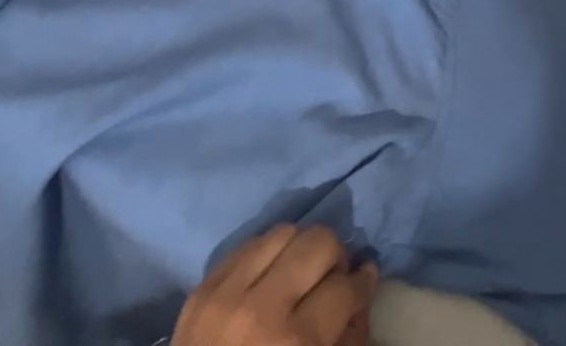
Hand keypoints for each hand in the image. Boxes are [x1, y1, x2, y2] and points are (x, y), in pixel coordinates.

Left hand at [172, 224, 377, 345]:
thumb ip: (351, 336)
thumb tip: (363, 284)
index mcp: (296, 342)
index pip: (345, 286)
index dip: (362, 284)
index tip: (364, 282)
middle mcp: (261, 309)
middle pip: (318, 242)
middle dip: (335, 257)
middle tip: (332, 278)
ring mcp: (226, 293)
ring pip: (283, 232)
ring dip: (300, 249)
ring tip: (300, 274)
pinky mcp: (202, 288)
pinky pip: (248, 244)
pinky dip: (267, 255)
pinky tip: (270, 276)